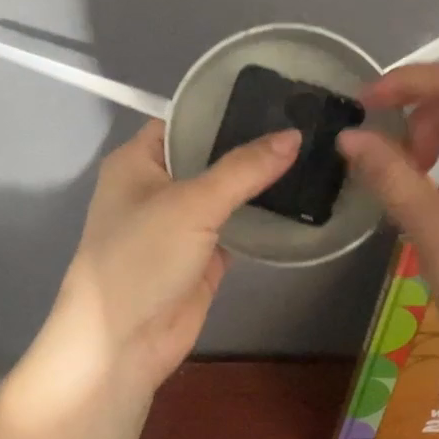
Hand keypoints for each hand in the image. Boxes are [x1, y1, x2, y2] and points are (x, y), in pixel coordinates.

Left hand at [40, 120, 299, 392]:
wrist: (122, 344)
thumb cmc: (141, 258)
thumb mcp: (191, 204)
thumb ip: (243, 169)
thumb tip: (292, 136)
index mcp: (137, 161)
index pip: (184, 120)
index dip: (224, 107)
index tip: (276, 94)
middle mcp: (157, 187)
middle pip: (209, 155)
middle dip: (251, 144)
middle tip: (309, 121)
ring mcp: (181, 224)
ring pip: (227, 193)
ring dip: (261, 181)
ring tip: (316, 151)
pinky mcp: (203, 257)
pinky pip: (237, 227)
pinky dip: (263, 218)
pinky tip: (303, 198)